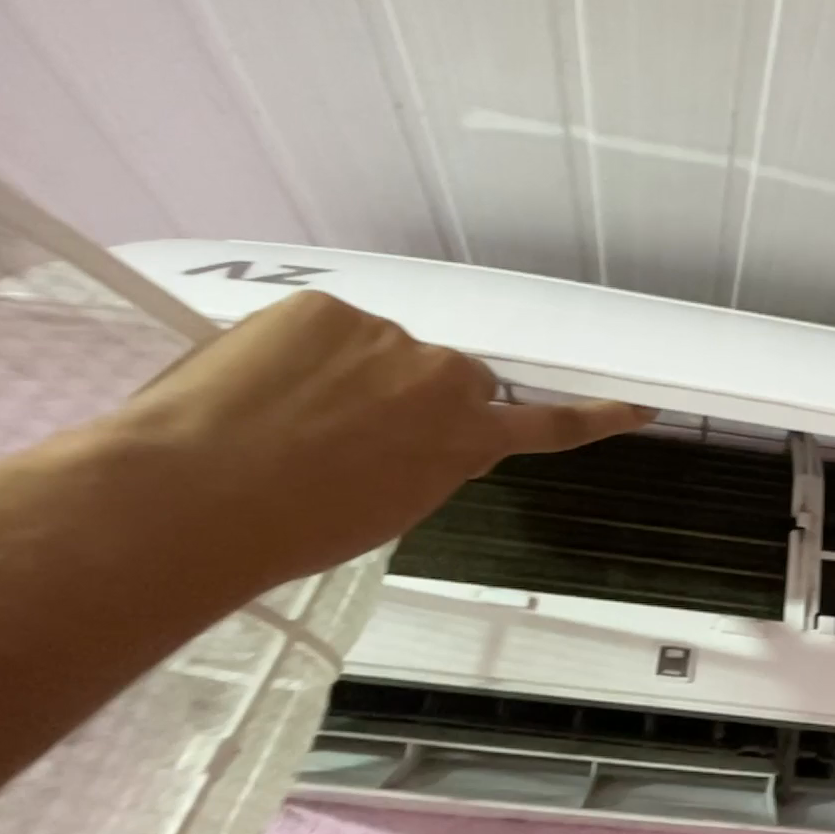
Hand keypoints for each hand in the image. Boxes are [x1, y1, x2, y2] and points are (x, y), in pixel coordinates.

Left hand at [93, 291, 652, 588]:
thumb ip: (438, 465)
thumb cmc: (294, 526)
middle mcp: (443, 379)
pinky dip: (306, 350)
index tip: (640, 409)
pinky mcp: (328, 307)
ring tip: (287, 417)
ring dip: (352, 374)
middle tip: (348, 436)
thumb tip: (448, 440)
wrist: (194, 498)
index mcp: (464, 439)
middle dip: (415, 398)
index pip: (544, 425)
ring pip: (382, 351)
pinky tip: (265, 387)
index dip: (596, 419)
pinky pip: (330, 327)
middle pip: (448, 378)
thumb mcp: (393, 509)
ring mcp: (387, 337)